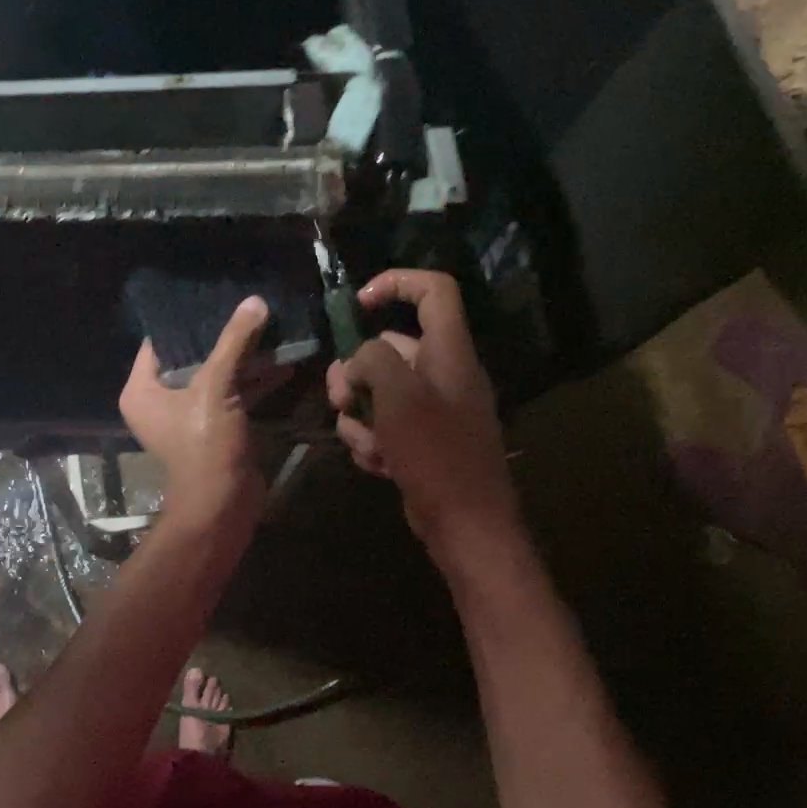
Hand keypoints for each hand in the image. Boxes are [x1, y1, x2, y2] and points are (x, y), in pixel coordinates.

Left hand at [119, 296, 275, 520]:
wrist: (222, 504)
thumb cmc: (204, 443)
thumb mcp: (216, 387)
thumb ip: (233, 343)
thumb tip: (254, 302)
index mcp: (142, 390)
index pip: (159, 343)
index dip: (183, 321)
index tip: (210, 295)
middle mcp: (159, 401)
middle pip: (190, 356)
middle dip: (220, 336)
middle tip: (246, 306)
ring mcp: (188, 416)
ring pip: (216, 376)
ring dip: (243, 358)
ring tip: (270, 327)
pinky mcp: (215, 427)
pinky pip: (232, 394)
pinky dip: (253, 381)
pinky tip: (284, 362)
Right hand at [326, 270, 517, 545]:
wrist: (465, 523)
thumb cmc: (434, 452)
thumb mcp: (397, 395)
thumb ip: (373, 359)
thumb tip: (360, 360)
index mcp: (449, 352)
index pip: (434, 291)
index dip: (396, 283)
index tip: (358, 304)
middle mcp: (445, 374)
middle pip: (390, 348)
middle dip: (355, 372)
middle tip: (340, 398)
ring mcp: (434, 409)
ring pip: (379, 391)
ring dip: (359, 415)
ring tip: (366, 443)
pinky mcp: (423, 441)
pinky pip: (385, 425)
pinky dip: (372, 440)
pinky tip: (377, 464)